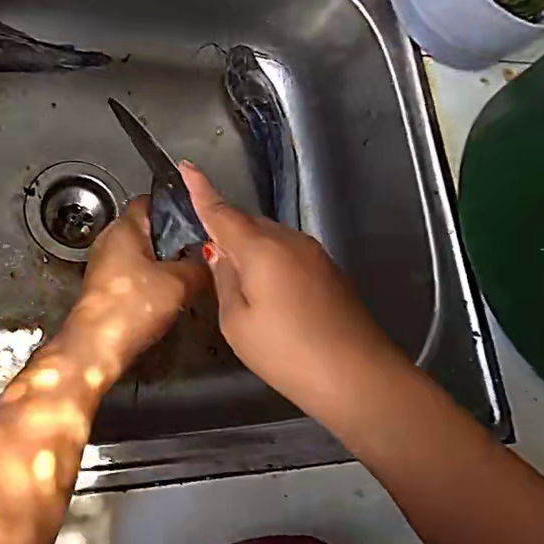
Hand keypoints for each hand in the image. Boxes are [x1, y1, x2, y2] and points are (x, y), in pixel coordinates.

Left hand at [62, 195, 208, 378]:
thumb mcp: (180, 282)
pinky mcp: (106, 289)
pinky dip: (150, 282)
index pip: (151, 201)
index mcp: (124, 227)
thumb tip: (211, 261)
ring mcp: (105, 266)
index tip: (196, 216)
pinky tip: (167, 297)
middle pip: (148, 230)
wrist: (97, 348)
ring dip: (163, 264)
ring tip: (187, 276)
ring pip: (142, 255)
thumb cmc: (128, 308)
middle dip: (173, 240)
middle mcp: (110, 241)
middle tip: (198, 250)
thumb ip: (200, 266)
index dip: (176, 207)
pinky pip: (134, 277)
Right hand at [181, 162, 411, 435]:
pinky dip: (271, 264)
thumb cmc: (286, 352)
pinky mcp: (330, 272)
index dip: (200, 190)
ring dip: (249, 250)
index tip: (186, 167)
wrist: (357, 376)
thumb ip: (224, 282)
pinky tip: (268, 294)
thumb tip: (222, 256)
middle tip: (206, 254)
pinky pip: (289, 255)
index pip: (222, 211)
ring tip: (237, 283)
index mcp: (260, 248)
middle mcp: (289, 241)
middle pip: (247, 224)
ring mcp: (314, 254)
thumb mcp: (236, 323)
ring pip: (270, 239)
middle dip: (225, 230)